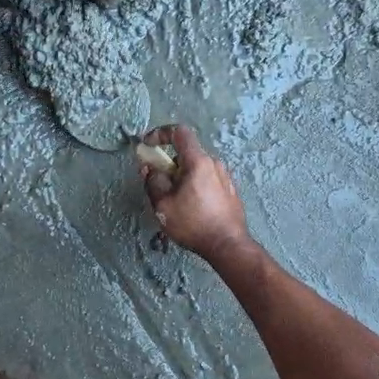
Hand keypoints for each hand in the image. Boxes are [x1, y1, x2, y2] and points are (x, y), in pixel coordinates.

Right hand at [140, 125, 250, 258]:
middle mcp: (214, 163)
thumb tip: (149, 168)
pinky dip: (195, 184)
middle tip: (158, 182)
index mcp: (198, 162)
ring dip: (182, 175)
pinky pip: (207, 178)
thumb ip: (152, 181)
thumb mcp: (163, 205)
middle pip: (187, 152)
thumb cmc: (193, 224)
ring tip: (175, 199)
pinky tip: (192, 206)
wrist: (228, 245)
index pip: (179, 132)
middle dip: (169, 162)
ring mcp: (225, 176)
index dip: (160, 133)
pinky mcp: (230, 189)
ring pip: (197, 167)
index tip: (148, 144)